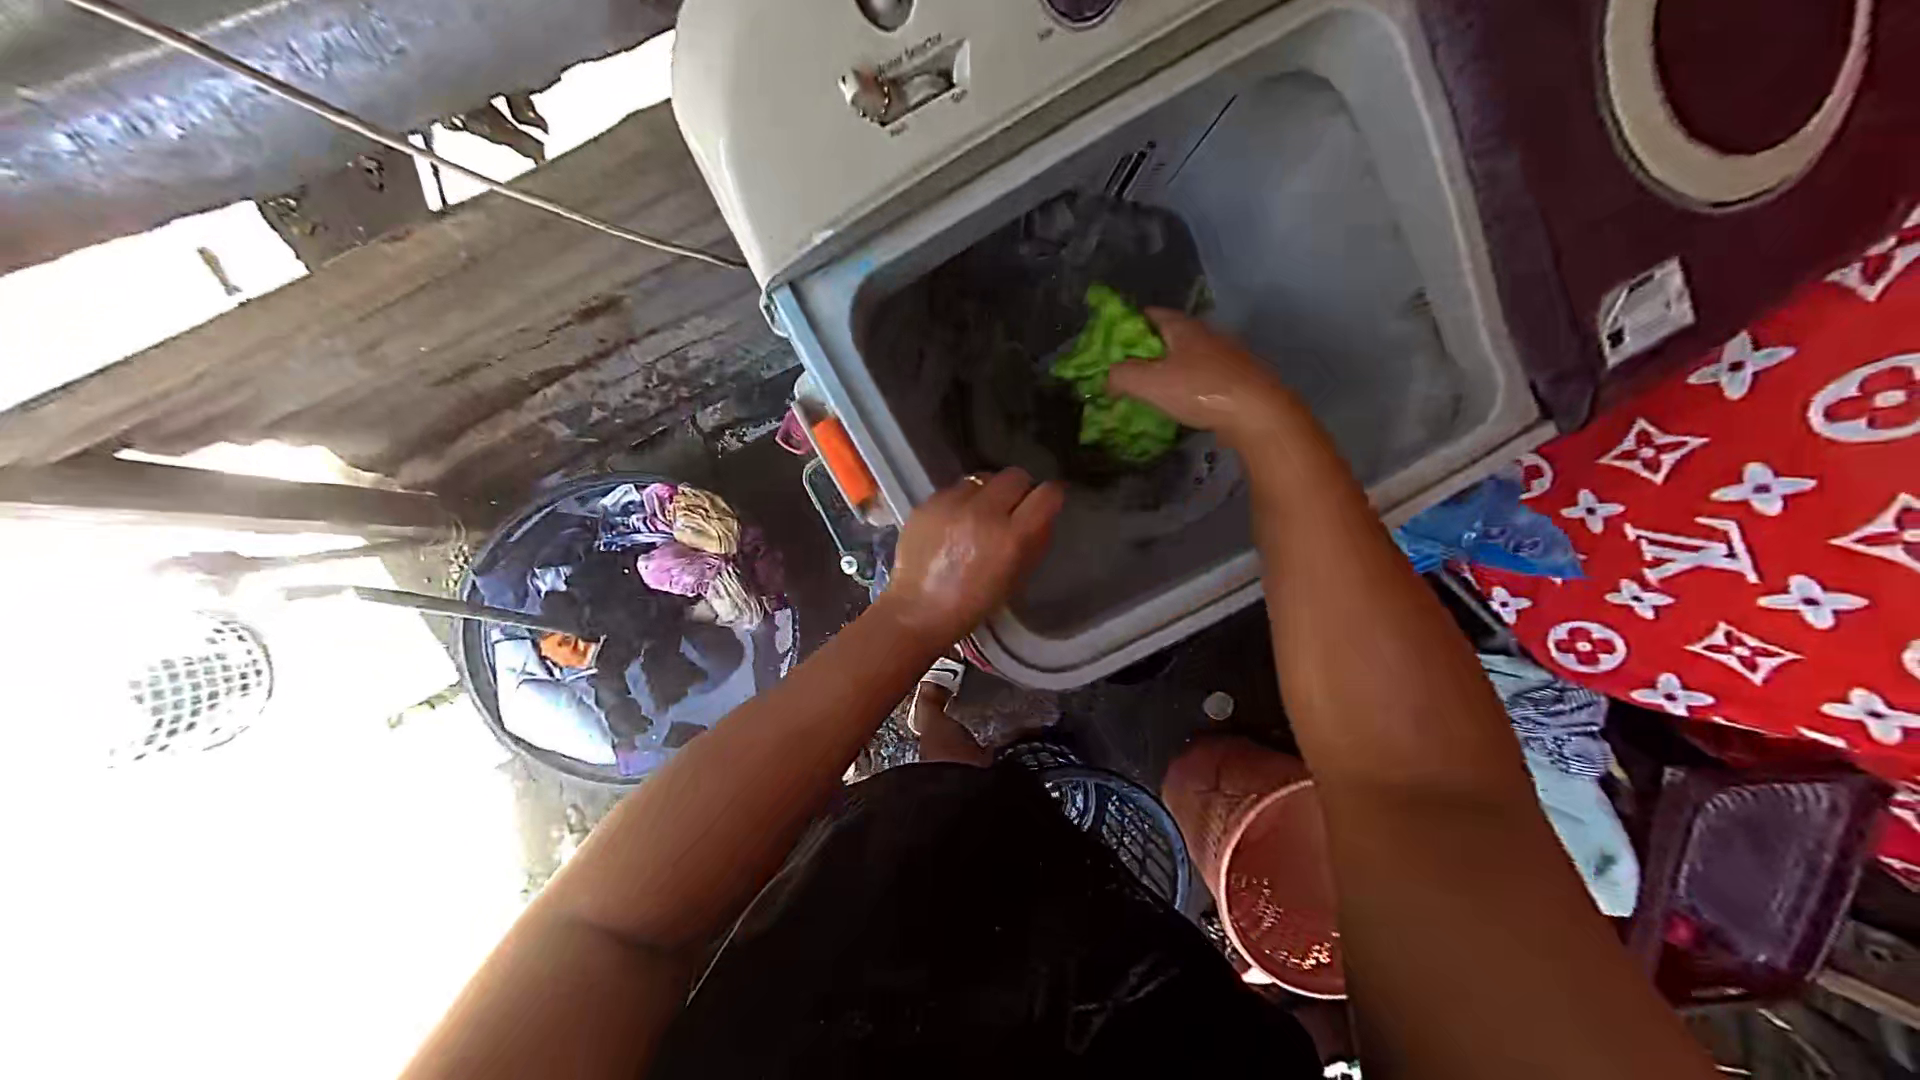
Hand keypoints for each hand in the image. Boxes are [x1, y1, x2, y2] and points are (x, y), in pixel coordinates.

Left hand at [879, 468, 1064, 643]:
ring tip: (979, 514)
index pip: (1047, 494)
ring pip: (982, 478)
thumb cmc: (974, 603)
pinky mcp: (927, 503)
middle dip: (1019, 489)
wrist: (919, 611)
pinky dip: (960, 501)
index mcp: (1011, 537)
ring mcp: (951, 504)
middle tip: (1012, 507)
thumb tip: (1043, 513)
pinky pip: (954, 489)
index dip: (1051, 495)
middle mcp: (983, 513)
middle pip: (1014, 475)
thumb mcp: (1017, 578)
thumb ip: (1035, 540)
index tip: (1046, 502)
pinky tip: (953, 522)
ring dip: (988, 492)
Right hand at [1107, 308, 1301, 445]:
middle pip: (1170, 336)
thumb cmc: (1200, 391)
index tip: (1112, 343)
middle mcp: (1207, 334)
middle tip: (1127, 369)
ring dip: (1170, 369)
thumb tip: (1108, 378)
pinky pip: (1204, 375)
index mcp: (1184, 328)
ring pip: (1189, 357)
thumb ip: (1122, 376)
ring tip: (1151, 389)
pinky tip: (1181, 402)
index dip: (1128, 325)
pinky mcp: (1238, 378)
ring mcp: (1227, 356)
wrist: (1257, 413)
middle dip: (1148, 350)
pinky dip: (1188, 384)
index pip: (1151, 315)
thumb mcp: (1149, 384)